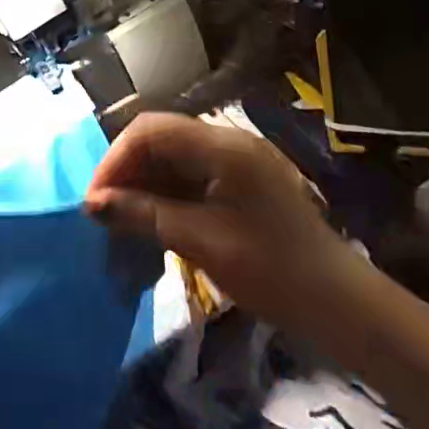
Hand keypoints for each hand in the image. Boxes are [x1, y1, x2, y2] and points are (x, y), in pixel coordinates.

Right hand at [85, 113, 366, 333]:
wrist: (335, 299)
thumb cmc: (271, 270)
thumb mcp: (202, 242)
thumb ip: (145, 216)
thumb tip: (92, 204)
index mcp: (223, 146)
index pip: (152, 129)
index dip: (116, 158)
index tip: (95, 200)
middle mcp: (228, 140)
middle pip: (162, 137)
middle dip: (127, 169)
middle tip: (103, 212)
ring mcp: (236, 158)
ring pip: (174, 155)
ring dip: (144, 180)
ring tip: (121, 218)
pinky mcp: (240, 178)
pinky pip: (191, 172)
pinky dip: (166, 191)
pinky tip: (151, 217)